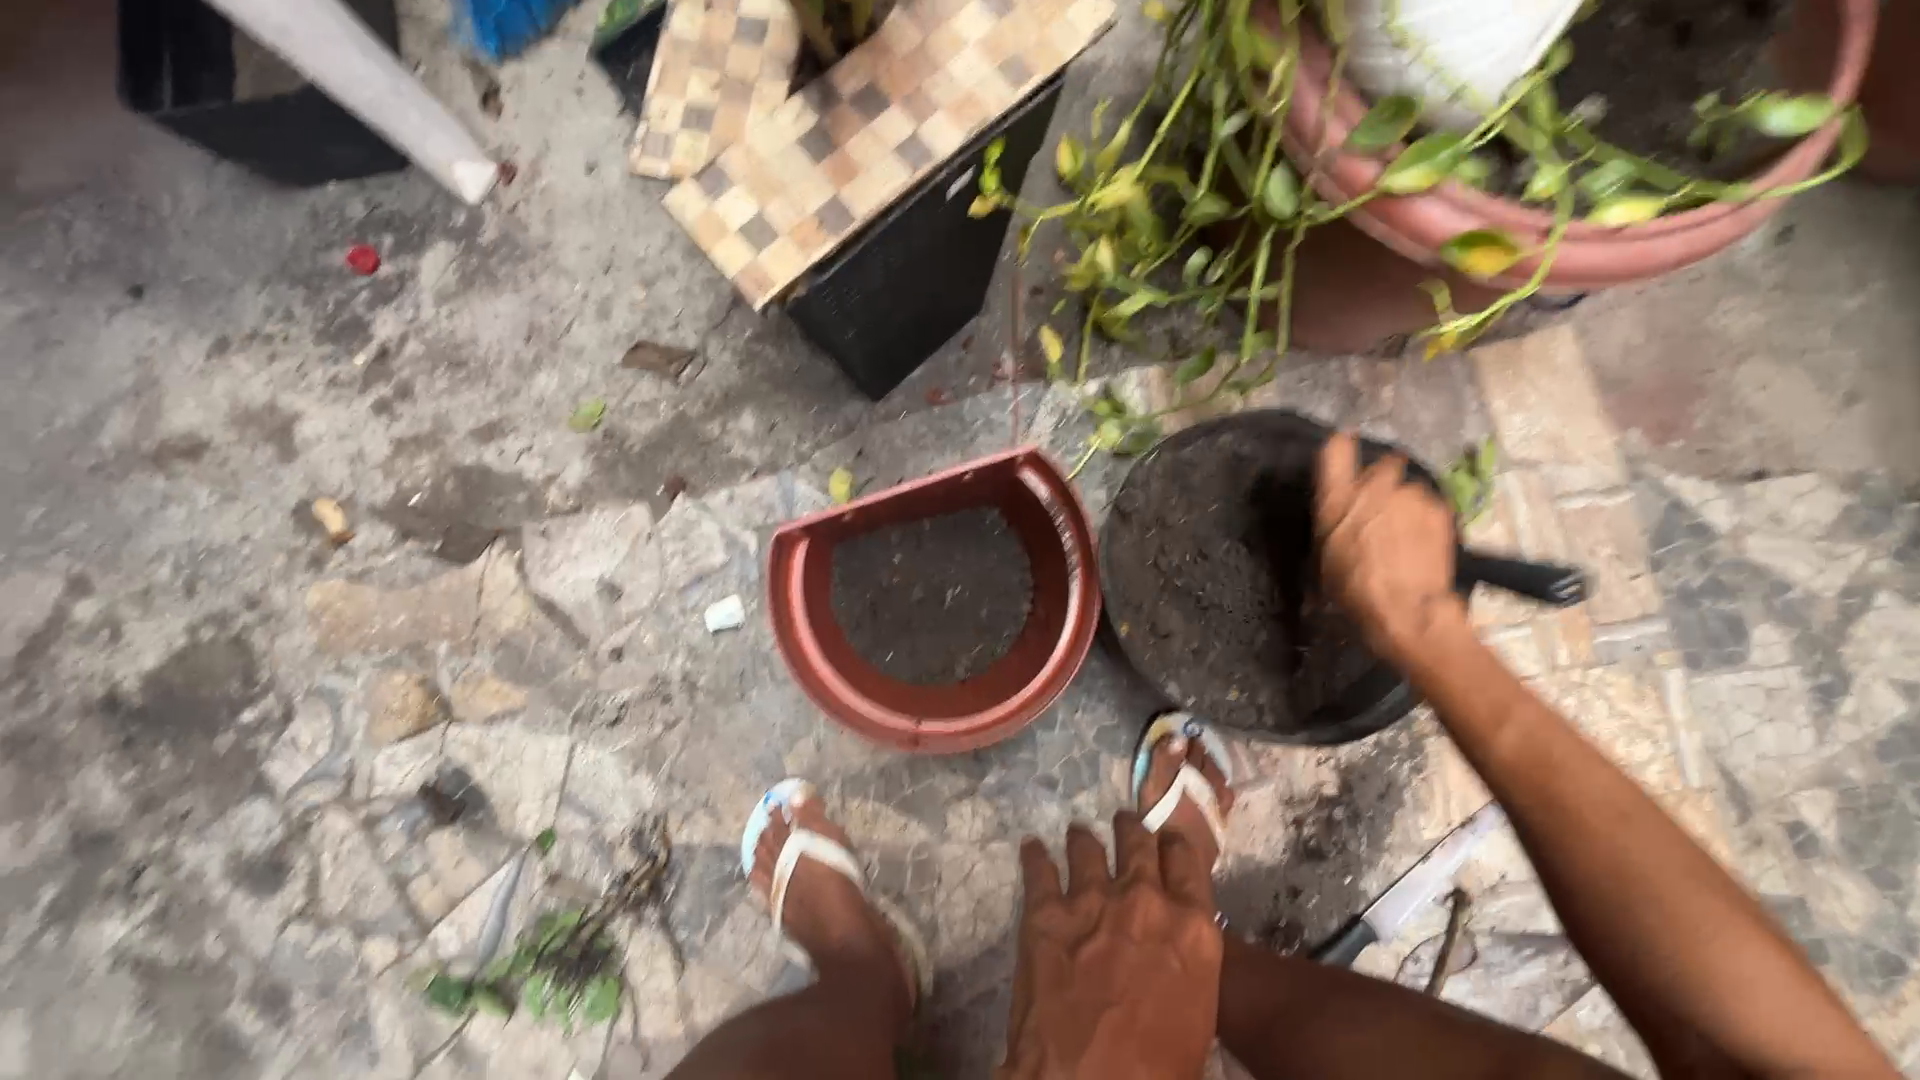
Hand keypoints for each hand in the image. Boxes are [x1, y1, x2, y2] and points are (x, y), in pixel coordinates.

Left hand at [997, 815, 1221, 1079]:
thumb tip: (1175, 949)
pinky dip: (1034, 855)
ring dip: (1084, 839)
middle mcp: (1144, 900)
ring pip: (1088, 846)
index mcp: (1191, 927)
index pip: (1186, 860)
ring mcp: (1092, 900)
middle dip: (1130, 830)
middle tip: (1123, 824)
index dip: (1173, 845)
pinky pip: (1038, 867)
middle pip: (1138, 842)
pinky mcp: (1045, 912)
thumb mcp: (1197, 1012)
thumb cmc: (1156, 1068)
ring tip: (1078, 834)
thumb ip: (1185, 960)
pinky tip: (1031, 848)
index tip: (1165, 839)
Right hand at [1315, 431, 1466, 668]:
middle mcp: (1374, 486)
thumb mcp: (1326, 554)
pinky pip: (1431, 506)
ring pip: (1411, 488)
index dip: (1342, 445)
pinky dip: (1427, 518)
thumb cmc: (1352, 587)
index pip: (1336, 449)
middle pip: (1383, 465)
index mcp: (1337, 498)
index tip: (1346, 445)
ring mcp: (1411, 495)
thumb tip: (1342, 513)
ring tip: (1406, 533)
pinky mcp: (1440, 509)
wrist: (1404, 607)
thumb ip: (1335, 521)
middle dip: (1384, 480)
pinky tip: (1423, 542)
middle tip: (1382, 507)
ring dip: (1407, 502)